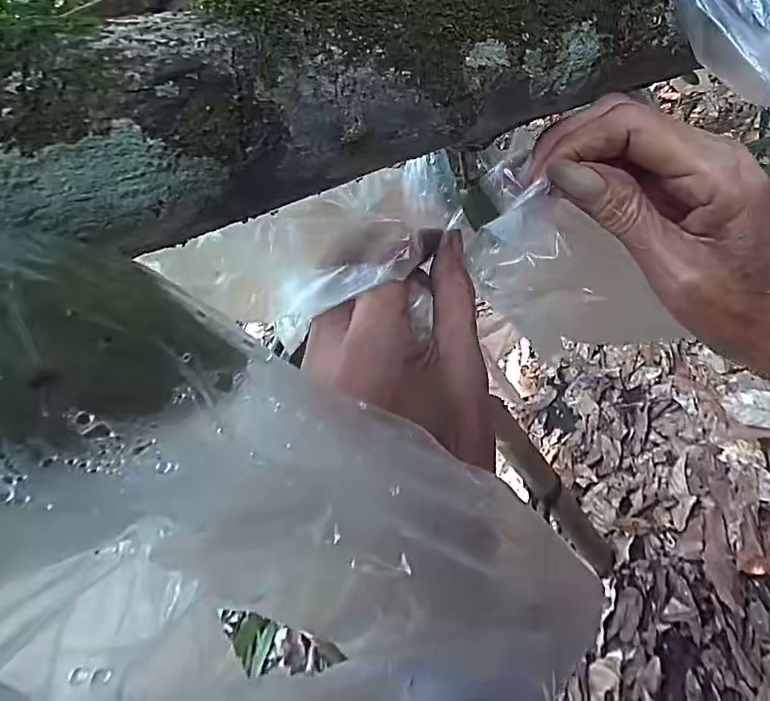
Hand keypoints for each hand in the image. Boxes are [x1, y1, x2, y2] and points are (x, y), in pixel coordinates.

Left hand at [303, 230, 492, 468]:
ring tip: (411, 288)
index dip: (409, 241)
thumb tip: (448, 245)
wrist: (410, 532)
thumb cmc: (450, 451)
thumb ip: (454, 299)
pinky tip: (389, 319)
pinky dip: (355, 305)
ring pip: (331, 292)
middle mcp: (323, 350)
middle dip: (382, 251)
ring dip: (368, 276)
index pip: (378, 262)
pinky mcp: (305, 381)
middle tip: (422, 256)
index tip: (436, 238)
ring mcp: (307, 367)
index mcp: (369, 346)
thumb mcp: (464, 371)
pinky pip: (326, 320)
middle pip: (343, 269)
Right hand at [532, 95, 769, 518]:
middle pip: (630, 118)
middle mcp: (716, 149)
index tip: (533, 178)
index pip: (630, 123)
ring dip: (587, 152)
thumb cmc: (745, 319)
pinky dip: (609, 169)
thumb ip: (621, 212)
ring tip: (545, 184)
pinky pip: (649, 159)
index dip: (574, 140)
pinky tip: (581, 189)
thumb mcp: (676, 272)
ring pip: (636, 134)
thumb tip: (564, 171)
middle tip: (530, 180)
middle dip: (574, 140)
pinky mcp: (706, 179)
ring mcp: (713, 162)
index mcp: (716, 169)